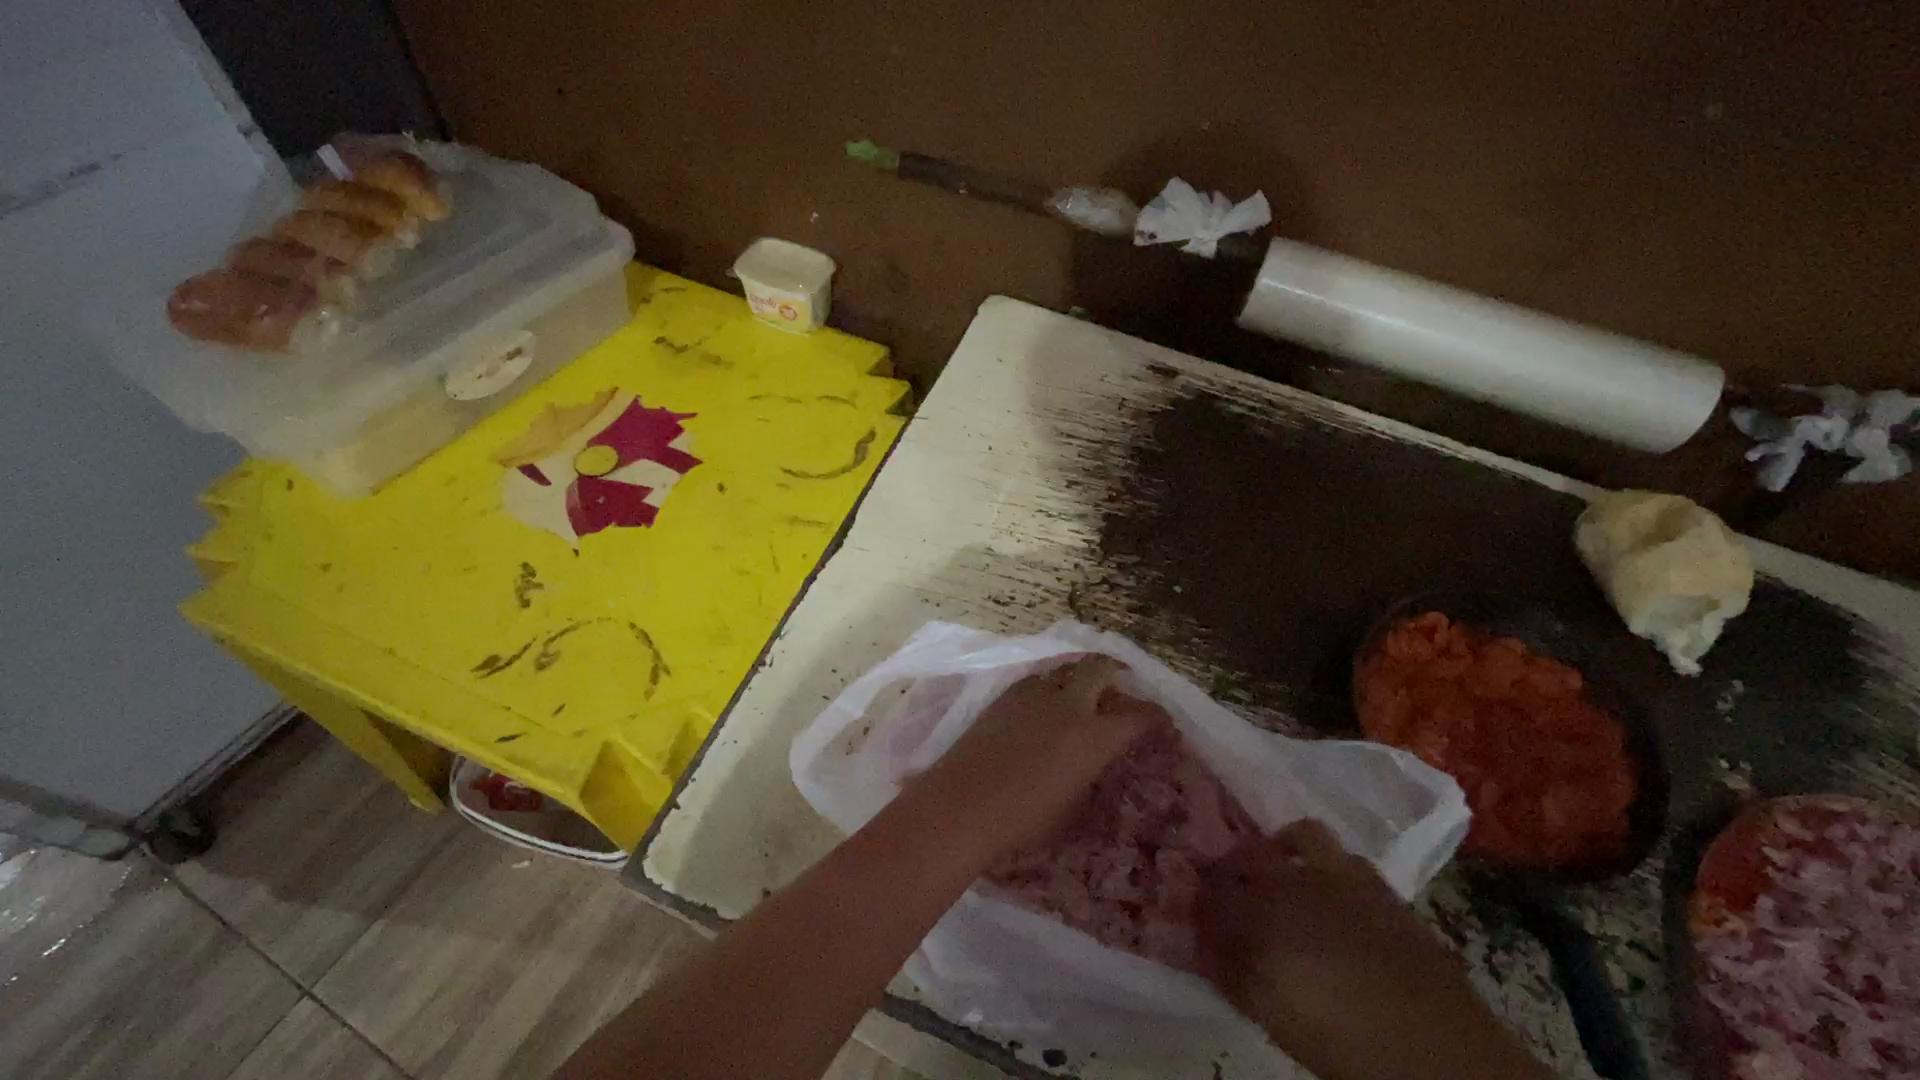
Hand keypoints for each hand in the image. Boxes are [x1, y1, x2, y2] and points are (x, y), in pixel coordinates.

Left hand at [909, 655, 1158, 856]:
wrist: (962, 806)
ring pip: (1065, 668)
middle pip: (1099, 669)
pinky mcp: (1003, 696)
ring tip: (1083, 689)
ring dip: (1079, 675)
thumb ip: (1091, 771)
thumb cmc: (1023, 821)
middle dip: (1116, 672)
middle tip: (1123, 684)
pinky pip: (1037, 678)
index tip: (1162, 722)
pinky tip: (1047, 701)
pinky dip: (1050, 684)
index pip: (1137, 716)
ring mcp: (1032, 695)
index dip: (1155, 717)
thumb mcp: (1073, 804)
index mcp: (1094, 736)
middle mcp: (1068, 705)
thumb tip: (1096, 757)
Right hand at [1196, 820, 1548, 1079]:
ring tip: (1281, 878)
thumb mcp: (1266, 1011)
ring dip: (1282, 851)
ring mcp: (1345, 876)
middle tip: (1229, 896)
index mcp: (1260, 907)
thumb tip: (1202, 942)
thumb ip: (1227, 970)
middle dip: (1232, 869)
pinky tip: (1332, 898)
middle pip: (1250, 853)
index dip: (1199, 899)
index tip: (1193, 912)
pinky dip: (1327, 869)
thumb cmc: (1336, 1036)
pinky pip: (1344, 859)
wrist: (1436, 1048)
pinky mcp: (1384, 889)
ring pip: (1301, 837)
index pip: (1212, 889)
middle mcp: (1297, 877)